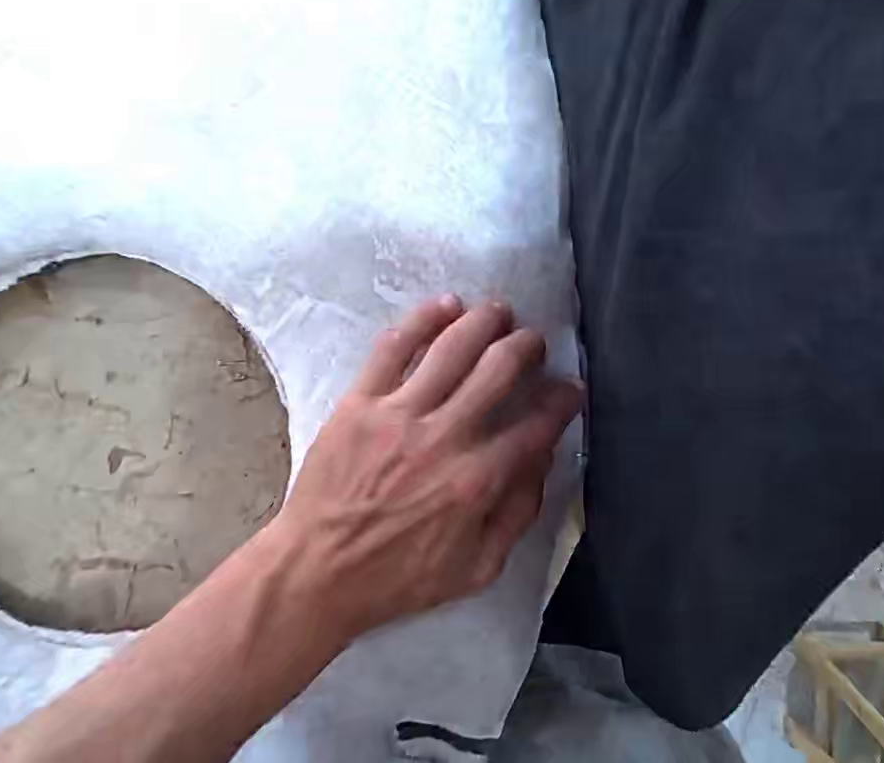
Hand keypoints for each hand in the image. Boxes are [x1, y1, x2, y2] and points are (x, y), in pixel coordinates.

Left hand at [266, 296, 581, 642]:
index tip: (572, 388)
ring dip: (487, 321)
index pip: (539, 422)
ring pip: (454, 346)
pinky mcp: (359, 403)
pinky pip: (394, 347)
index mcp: (478, 479)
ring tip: (500, 312)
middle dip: (529, 346)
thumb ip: (522, 511)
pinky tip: (448, 304)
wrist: (311, 578)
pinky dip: (424, 318)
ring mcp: (400, 415)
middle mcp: (445, 437)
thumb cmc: (399, 576)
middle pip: (501, 368)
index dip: (564, 399)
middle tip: (536, 342)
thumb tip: (545, 457)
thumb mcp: (479, 567)